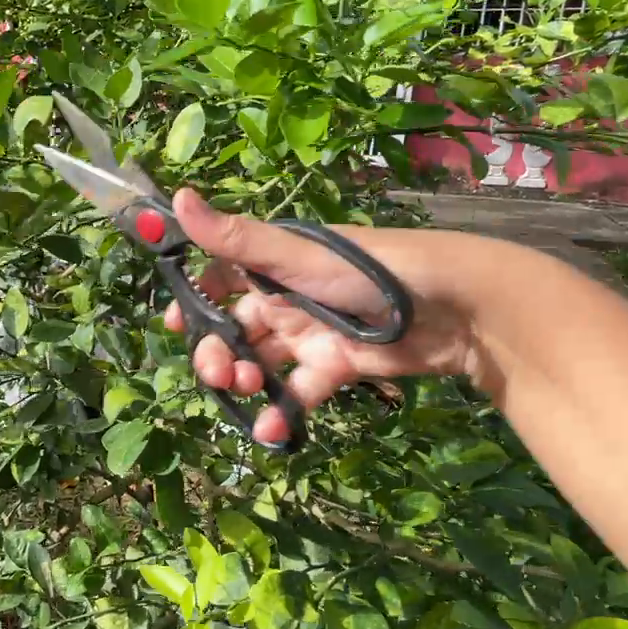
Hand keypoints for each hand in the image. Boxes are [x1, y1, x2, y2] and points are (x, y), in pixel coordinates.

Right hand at [164, 189, 494, 446]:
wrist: (454, 306)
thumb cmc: (364, 270)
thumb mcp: (292, 256)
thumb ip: (233, 238)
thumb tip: (176, 198)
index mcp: (269, 266)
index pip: (215, 280)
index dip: (192, 301)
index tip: (173, 325)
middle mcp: (283, 298)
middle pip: (233, 329)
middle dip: (216, 352)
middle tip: (216, 374)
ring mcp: (308, 334)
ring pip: (260, 361)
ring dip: (244, 381)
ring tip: (246, 392)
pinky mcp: (336, 366)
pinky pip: (298, 390)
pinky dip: (283, 411)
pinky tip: (272, 431)